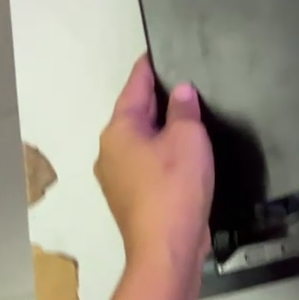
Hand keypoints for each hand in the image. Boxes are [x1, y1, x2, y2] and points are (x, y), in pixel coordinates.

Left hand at [95, 54, 213, 270]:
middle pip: (134, 114)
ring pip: (140, 139)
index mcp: (119, 131)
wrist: (166, 248)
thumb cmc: (175, 185)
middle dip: (156, 98)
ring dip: (160, 126)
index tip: (153, 52)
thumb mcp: (188, 137)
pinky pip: (146, 161)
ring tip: (186, 112)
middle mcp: (110, 152)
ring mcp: (117, 178)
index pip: (134, 88)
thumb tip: (181, 92)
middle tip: (181, 79)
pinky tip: (182, 150)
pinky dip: (161, 150)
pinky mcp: (131, 198)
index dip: (147, 68)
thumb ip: (184, 109)